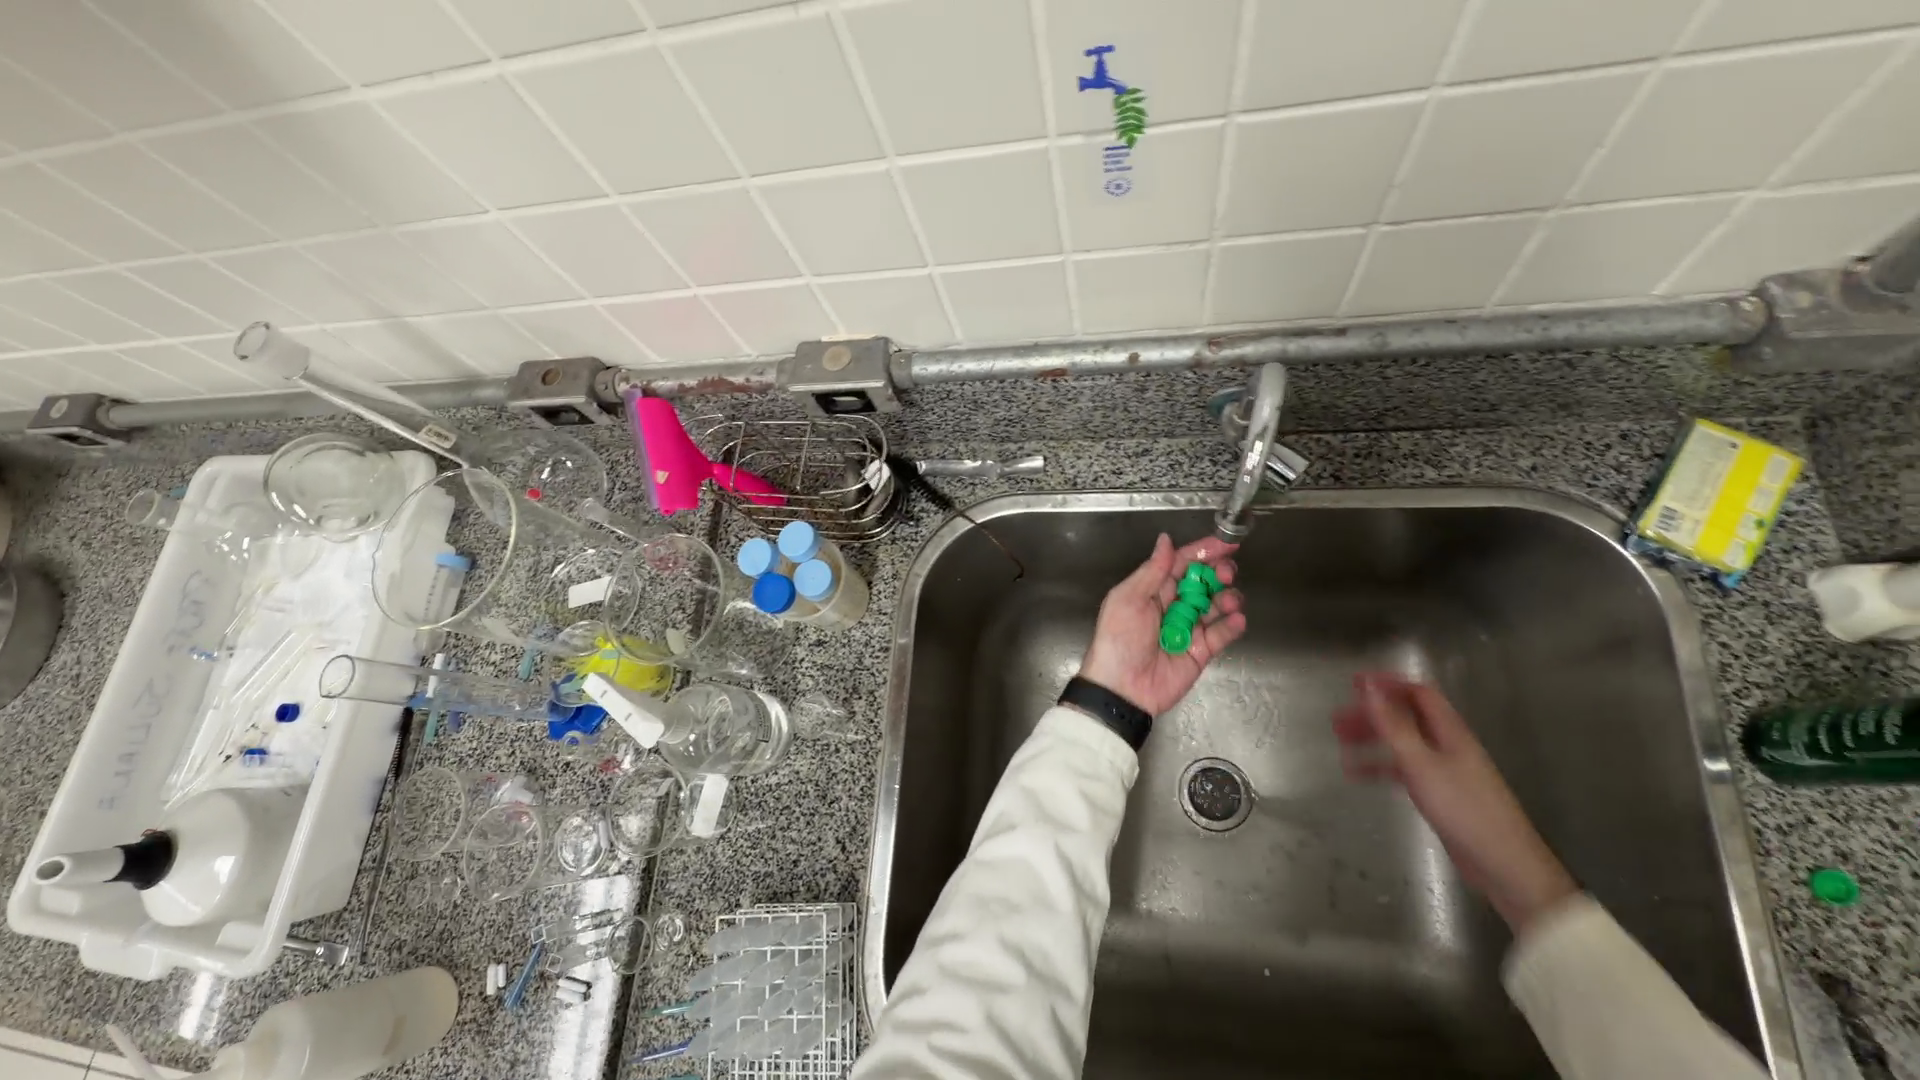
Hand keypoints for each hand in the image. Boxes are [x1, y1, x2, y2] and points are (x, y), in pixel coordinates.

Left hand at [1077, 533, 1246, 717]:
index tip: (1226, 543)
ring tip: (1228, 600)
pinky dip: (1232, 625)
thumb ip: (1152, 570)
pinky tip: (1235, 619)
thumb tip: (1166, 539)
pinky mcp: (1201, 651)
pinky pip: (1222, 634)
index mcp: (1152, 589)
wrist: (1122, 688)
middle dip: (1219, 573)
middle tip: (1226, 573)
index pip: (1182, 563)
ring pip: (1217, 605)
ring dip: (1228, 598)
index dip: (1203, 552)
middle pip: (1204, 581)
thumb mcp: (1128, 599)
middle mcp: (1173, 605)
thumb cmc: (1119, 639)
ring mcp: (1189, 628)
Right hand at [1332, 673, 1577, 935]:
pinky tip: (1357, 775)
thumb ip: (1393, 724)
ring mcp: (1444, 770)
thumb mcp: (1421, 763)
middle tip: (1337, 719)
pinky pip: (1403, 771)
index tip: (1354, 682)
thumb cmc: (1463, 808)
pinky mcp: (1439, 794)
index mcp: (1449, 731)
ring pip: (1402, 744)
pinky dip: (1380, 768)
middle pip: (1407, 717)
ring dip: (1372, 739)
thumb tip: (1368, 685)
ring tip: (1340, 743)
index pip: (1418, 693)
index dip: (1388, 684)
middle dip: (1372, 714)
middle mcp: (1447, 745)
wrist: (1502, 863)